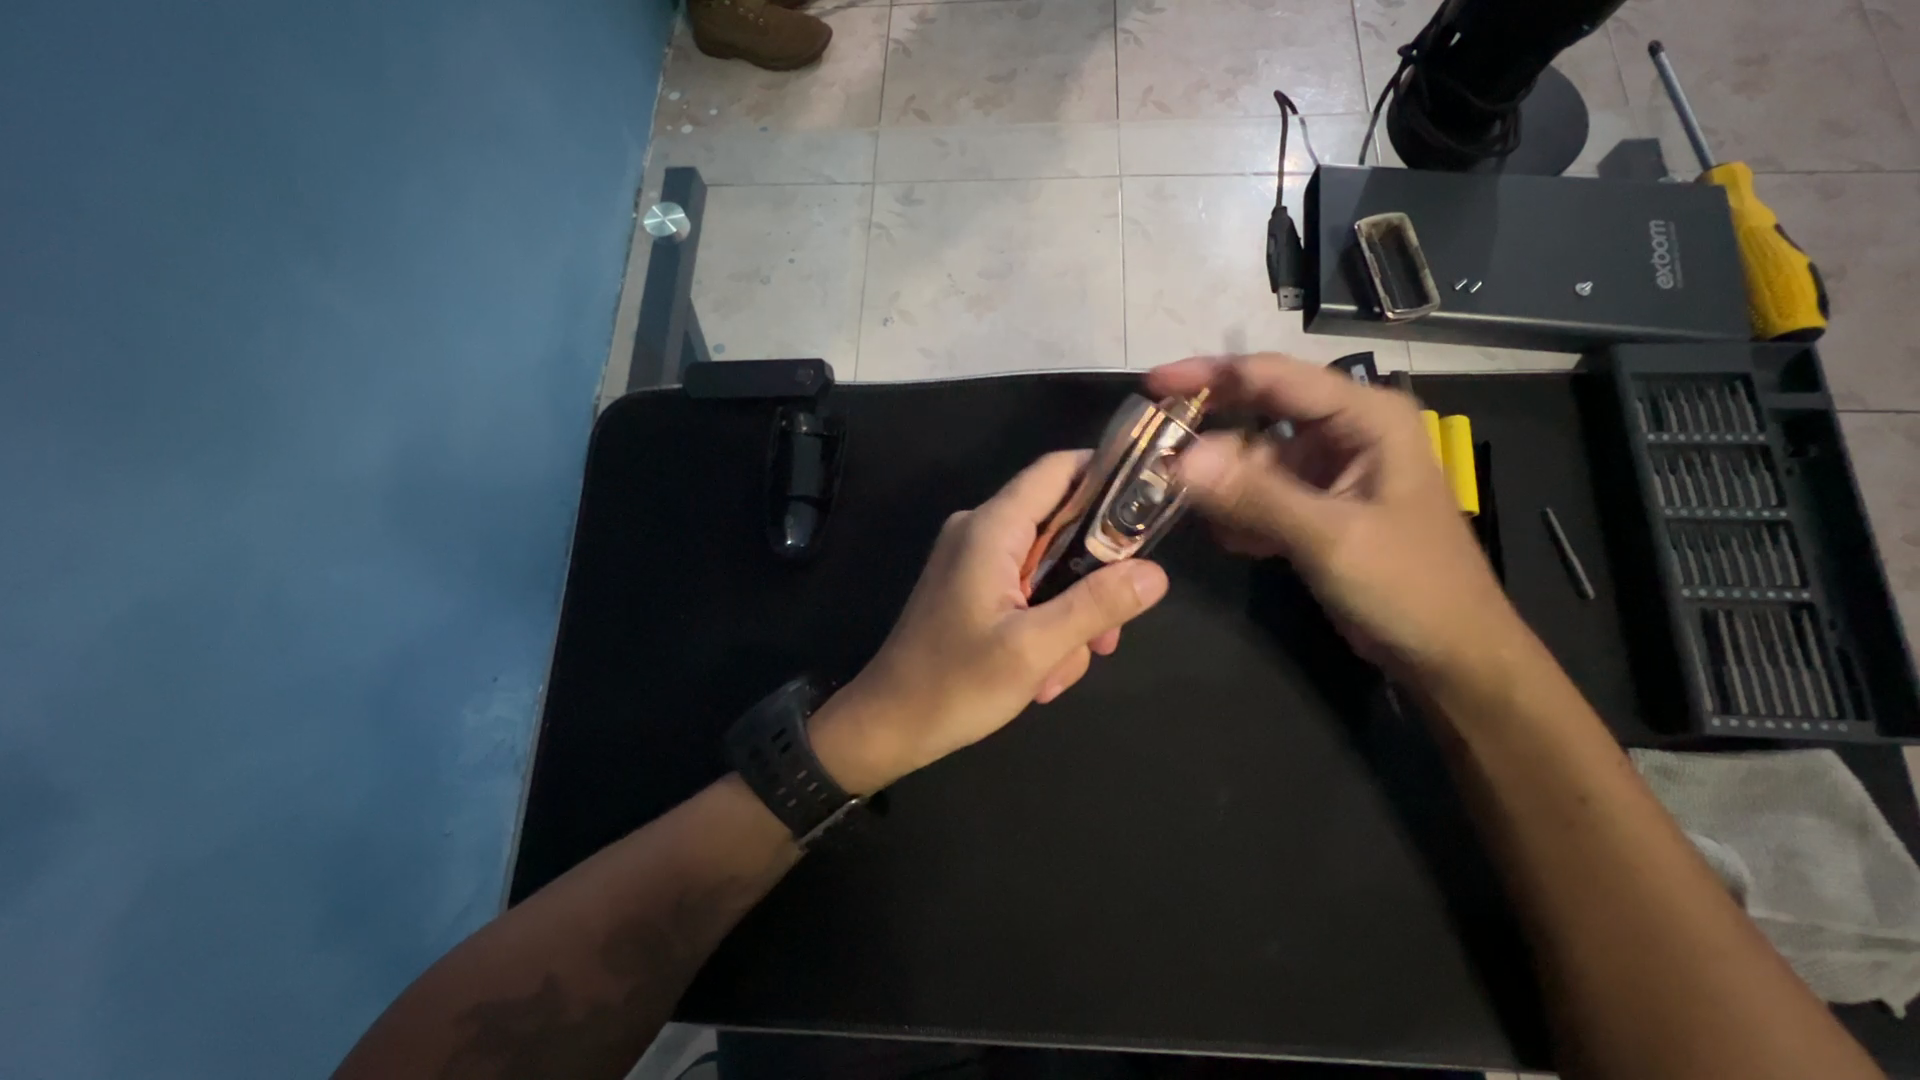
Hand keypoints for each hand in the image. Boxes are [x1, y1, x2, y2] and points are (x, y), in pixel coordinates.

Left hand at [810, 451, 1169, 793]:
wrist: (889, 726)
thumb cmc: (955, 685)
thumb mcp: (1035, 648)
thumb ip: (1096, 605)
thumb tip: (1156, 573)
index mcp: (990, 529)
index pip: (1058, 470)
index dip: (1107, 477)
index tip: (1150, 510)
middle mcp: (980, 533)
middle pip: (1062, 527)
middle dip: (1094, 579)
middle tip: (1107, 636)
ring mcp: (973, 563)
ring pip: (1050, 569)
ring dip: (1069, 619)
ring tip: (1059, 672)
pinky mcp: (971, 591)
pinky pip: (1027, 593)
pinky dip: (1043, 628)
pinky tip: (1041, 675)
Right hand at [1145, 354, 1525, 681]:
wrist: (1449, 654)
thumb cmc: (1410, 586)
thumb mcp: (1330, 537)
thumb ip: (1254, 496)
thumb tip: (1179, 460)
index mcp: (1366, 417)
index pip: (1276, 377)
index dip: (1210, 375)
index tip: (1151, 383)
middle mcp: (1346, 432)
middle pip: (1259, 412)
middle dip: (1208, 430)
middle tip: (1151, 443)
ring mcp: (1329, 471)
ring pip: (1254, 459)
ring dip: (1221, 483)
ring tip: (1181, 503)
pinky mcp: (1315, 508)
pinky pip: (1260, 496)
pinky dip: (1239, 514)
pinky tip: (1233, 541)